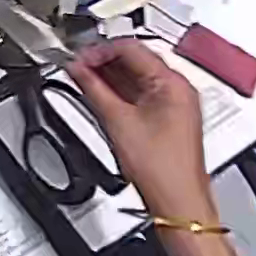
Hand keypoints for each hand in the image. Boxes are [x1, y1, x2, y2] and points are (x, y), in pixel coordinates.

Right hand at [67, 39, 214, 223]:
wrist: (178, 207)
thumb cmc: (162, 172)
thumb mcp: (117, 121)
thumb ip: (92, 88)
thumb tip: (77, 68)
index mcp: (172, 83)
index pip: (130, 49)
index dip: (100, 51)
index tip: (81, 57)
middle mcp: (179, 89)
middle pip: (134, 59)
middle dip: (103, 62)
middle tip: (79, 66)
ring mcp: (176, 103)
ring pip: (136, 75)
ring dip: (110, 75)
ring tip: (85, 78)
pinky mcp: (170, 116)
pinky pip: (141, 91)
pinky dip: (119, 90)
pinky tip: (101, 93)